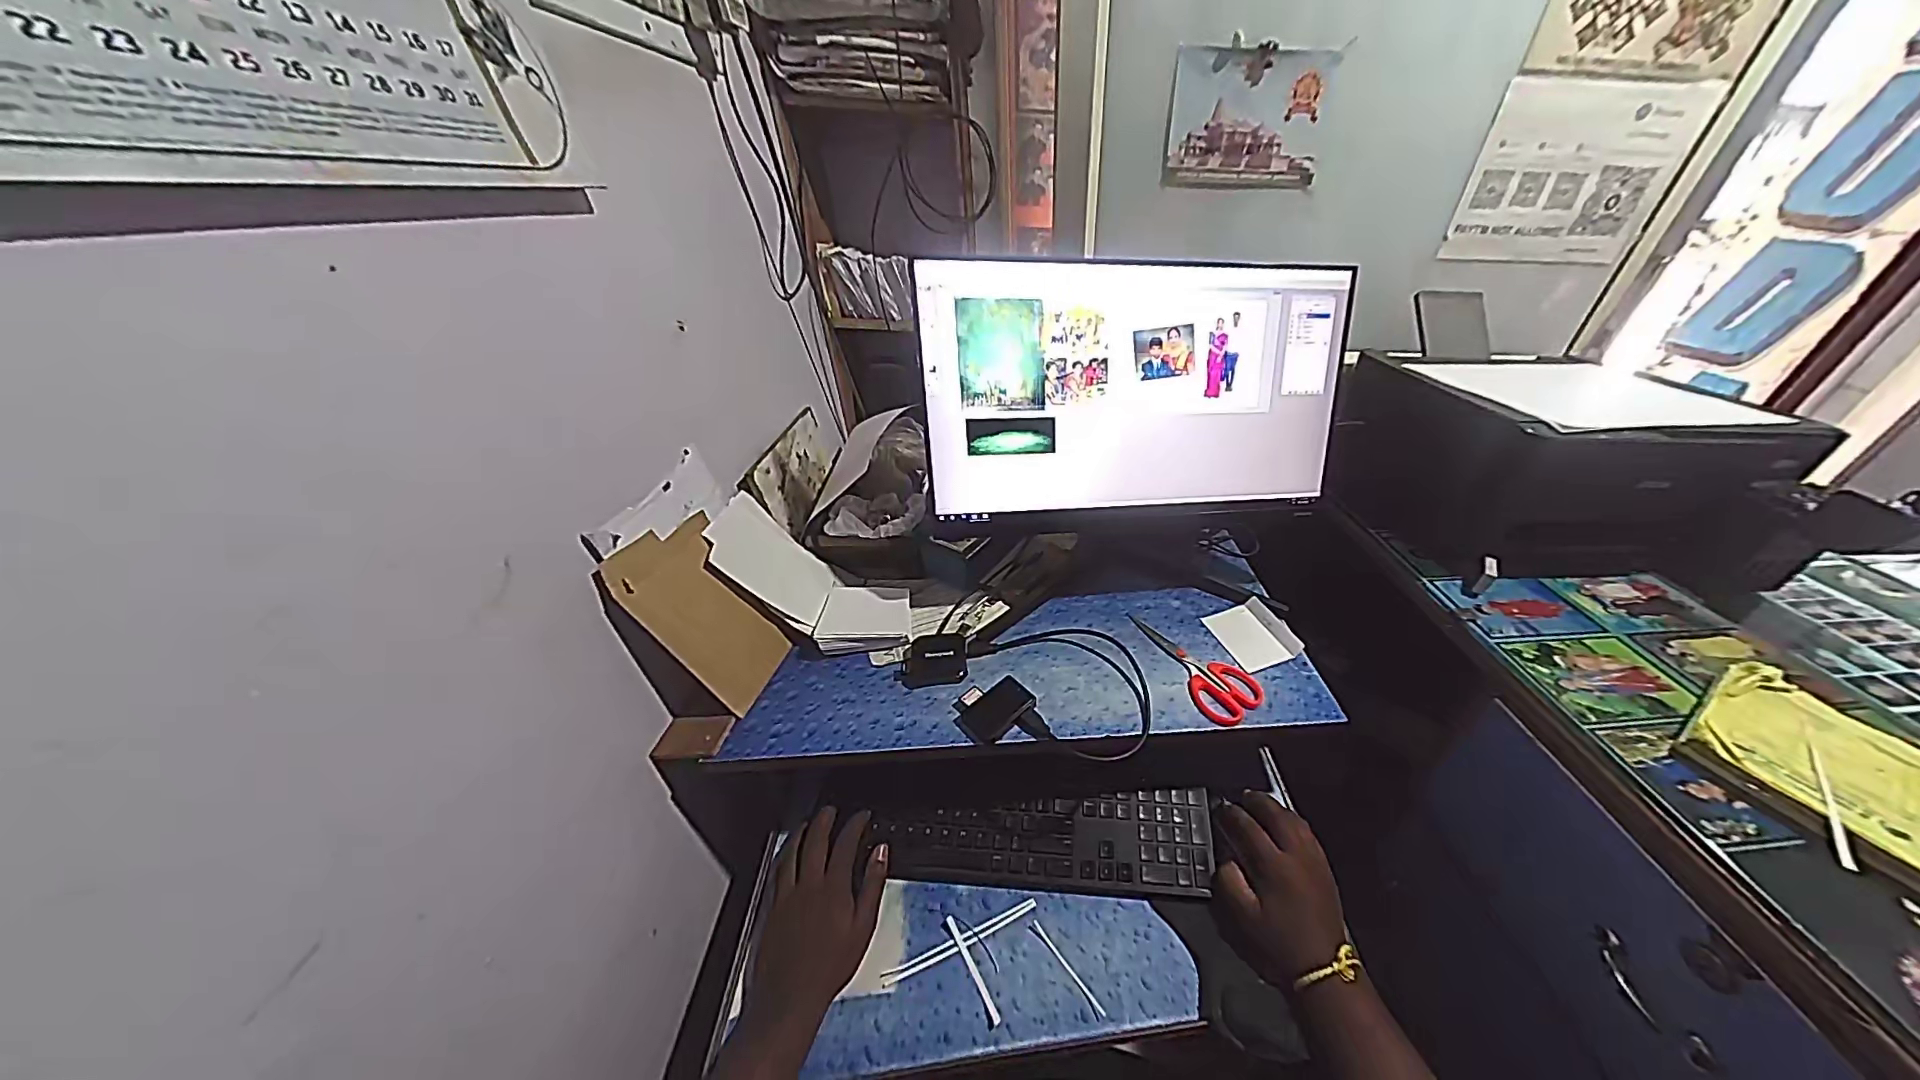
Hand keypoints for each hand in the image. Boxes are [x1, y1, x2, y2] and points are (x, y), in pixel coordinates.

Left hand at [750, 806, 887, 1020]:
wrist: (789, 997)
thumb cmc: (829, 968)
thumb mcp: (863, 927)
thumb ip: (872, 885)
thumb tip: (880, 854)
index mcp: (833, 888)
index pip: (845, 844)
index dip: (855, 825)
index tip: (862, 817)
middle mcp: (808, 886)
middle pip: (815, 840)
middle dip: (825, 820)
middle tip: (832, 811)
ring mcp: (786, 895)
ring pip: (792, 851)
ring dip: (802, 832)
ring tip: (808, 824)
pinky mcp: (770, 906)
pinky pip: (775, 870)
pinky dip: (783, 854)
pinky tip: (785, 854)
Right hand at [1211, 792, 1346, 988]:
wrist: (1322, 969)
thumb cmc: (1279, 945)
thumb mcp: (1241, 917)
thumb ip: (1227, 881)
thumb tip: (1225, 858)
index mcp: (1272, 866)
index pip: (1245, 825)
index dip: (1228, 814)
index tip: (1218, 811)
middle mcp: (1296, 856)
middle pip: (1273, 813)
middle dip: (1253, 801)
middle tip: (1238, 798)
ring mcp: (1314, 860)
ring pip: (1293, 818)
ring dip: (1274, 807)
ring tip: (1259, 804)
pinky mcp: (1325, 867)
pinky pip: (1307, 831)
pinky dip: (1291, 819)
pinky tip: (1284, 822)